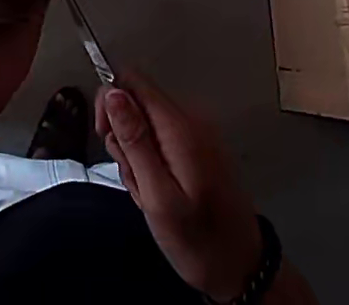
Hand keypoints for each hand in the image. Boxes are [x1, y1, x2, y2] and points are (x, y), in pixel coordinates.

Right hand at [97, 74, 262, 300]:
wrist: (241, 268)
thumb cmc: (199, 242)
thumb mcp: (157, 197)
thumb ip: (134, 140)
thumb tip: (114, 93)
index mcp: (180, 126)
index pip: (132, 80)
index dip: (110, 102)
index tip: (107, 135)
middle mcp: (191, 117)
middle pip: (137, 100)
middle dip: (124, 136)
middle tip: (135, 177)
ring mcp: (197, 129)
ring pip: (145, 121)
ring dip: (137, 154)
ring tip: (149, 190)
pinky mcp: (198, 142)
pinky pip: (160, 135)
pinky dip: (152, 160)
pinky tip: (161, 189)